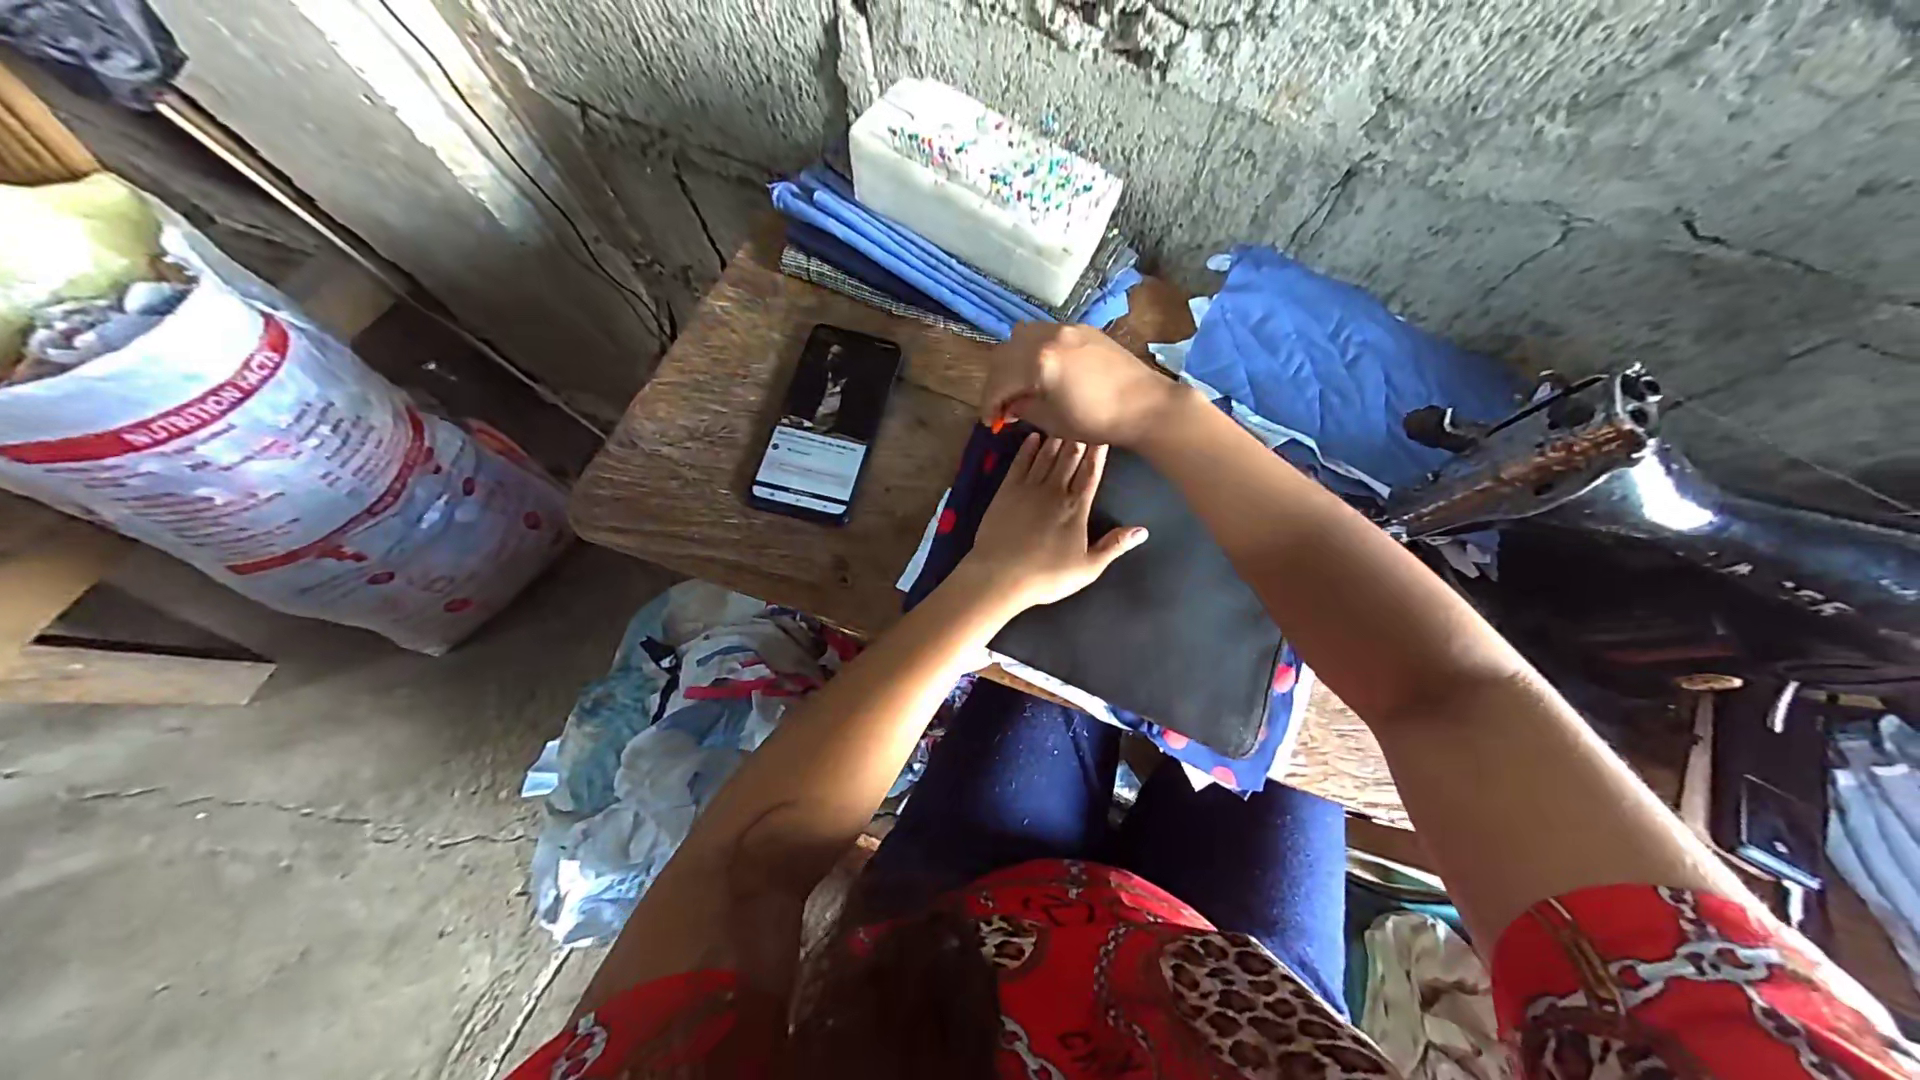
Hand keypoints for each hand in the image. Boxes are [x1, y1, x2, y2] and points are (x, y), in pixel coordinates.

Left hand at [950, 433, 1148, 613]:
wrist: (999, 575)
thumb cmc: (1046, 576)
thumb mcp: (1087, 568)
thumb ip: (1114, 546)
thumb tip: (1142, 531)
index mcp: (1076, 507)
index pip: (1091, 473)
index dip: (1098, 453)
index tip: (1103, 436)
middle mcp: (1054, 491)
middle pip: (1069, 458)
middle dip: (1078, 439)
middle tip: (1082, 421)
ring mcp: (1028, 488)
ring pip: (1045, 456)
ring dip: (1055, 439)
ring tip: (1062, 424)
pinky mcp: (1005, 491)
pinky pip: (1019, 463)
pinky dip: (1027, 449)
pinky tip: (1033, 438)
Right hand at [981, 324, 1186, 446]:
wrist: (1144, 404)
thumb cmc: (1097, 420)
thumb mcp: (1052, 421)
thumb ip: (1023, 408)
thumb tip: (1010, 405)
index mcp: (1038, 363)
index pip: (998, 381)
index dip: (989, 403)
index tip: (989, 421)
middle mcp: (1047, 337)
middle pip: (1004, 354)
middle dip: (996, 381)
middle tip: (1001, 405)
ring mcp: (1065, 329)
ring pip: (1021, 336)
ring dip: (1012, 360)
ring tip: (1018, 383)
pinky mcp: (1081, 329)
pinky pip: (1044, 333)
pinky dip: (1033, 349)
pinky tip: (1041, 369)